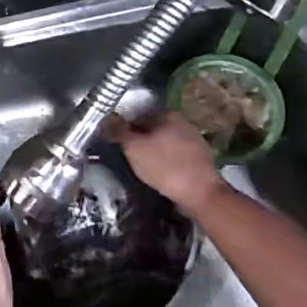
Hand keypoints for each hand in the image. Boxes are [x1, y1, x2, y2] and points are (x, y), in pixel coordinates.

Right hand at [108, 112, 228, 206]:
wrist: (201, 194)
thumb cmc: (164, 167)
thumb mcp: (133, 148)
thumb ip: (118, 131)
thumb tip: (105, 119)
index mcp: (167, 114)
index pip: (136, 112)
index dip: (122, 124)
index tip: (114, 138)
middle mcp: (182, 122)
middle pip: (150, 126)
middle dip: (137, 137)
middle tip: (124, 152)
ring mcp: (193, 140)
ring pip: (162, 140)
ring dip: (150, 149)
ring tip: (139, 163)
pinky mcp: (198, 158)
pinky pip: (173, 154)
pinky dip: (163, 160)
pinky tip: (157, 171)